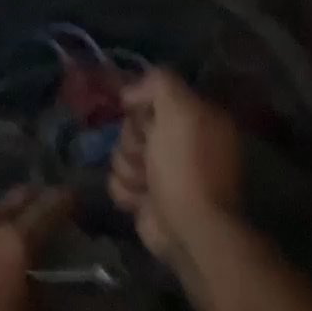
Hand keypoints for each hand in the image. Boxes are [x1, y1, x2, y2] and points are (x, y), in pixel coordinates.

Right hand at [108, 69, 240, 261]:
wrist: (187, 226)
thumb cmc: (185, 166)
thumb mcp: (179, 110)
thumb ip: (158, 84)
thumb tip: (130, 91)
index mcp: (194, 117)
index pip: (151, 97)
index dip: (140, 108)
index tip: (141, 119)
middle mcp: (178, 141)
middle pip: (131, 127)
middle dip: (132, 143)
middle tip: (148, 157)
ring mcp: (161, 170)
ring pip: (119, 155)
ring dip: (129, 170)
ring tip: (147, 185)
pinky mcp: (144, 196)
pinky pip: (117, 182)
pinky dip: (127, 192)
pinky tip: (141, 201)